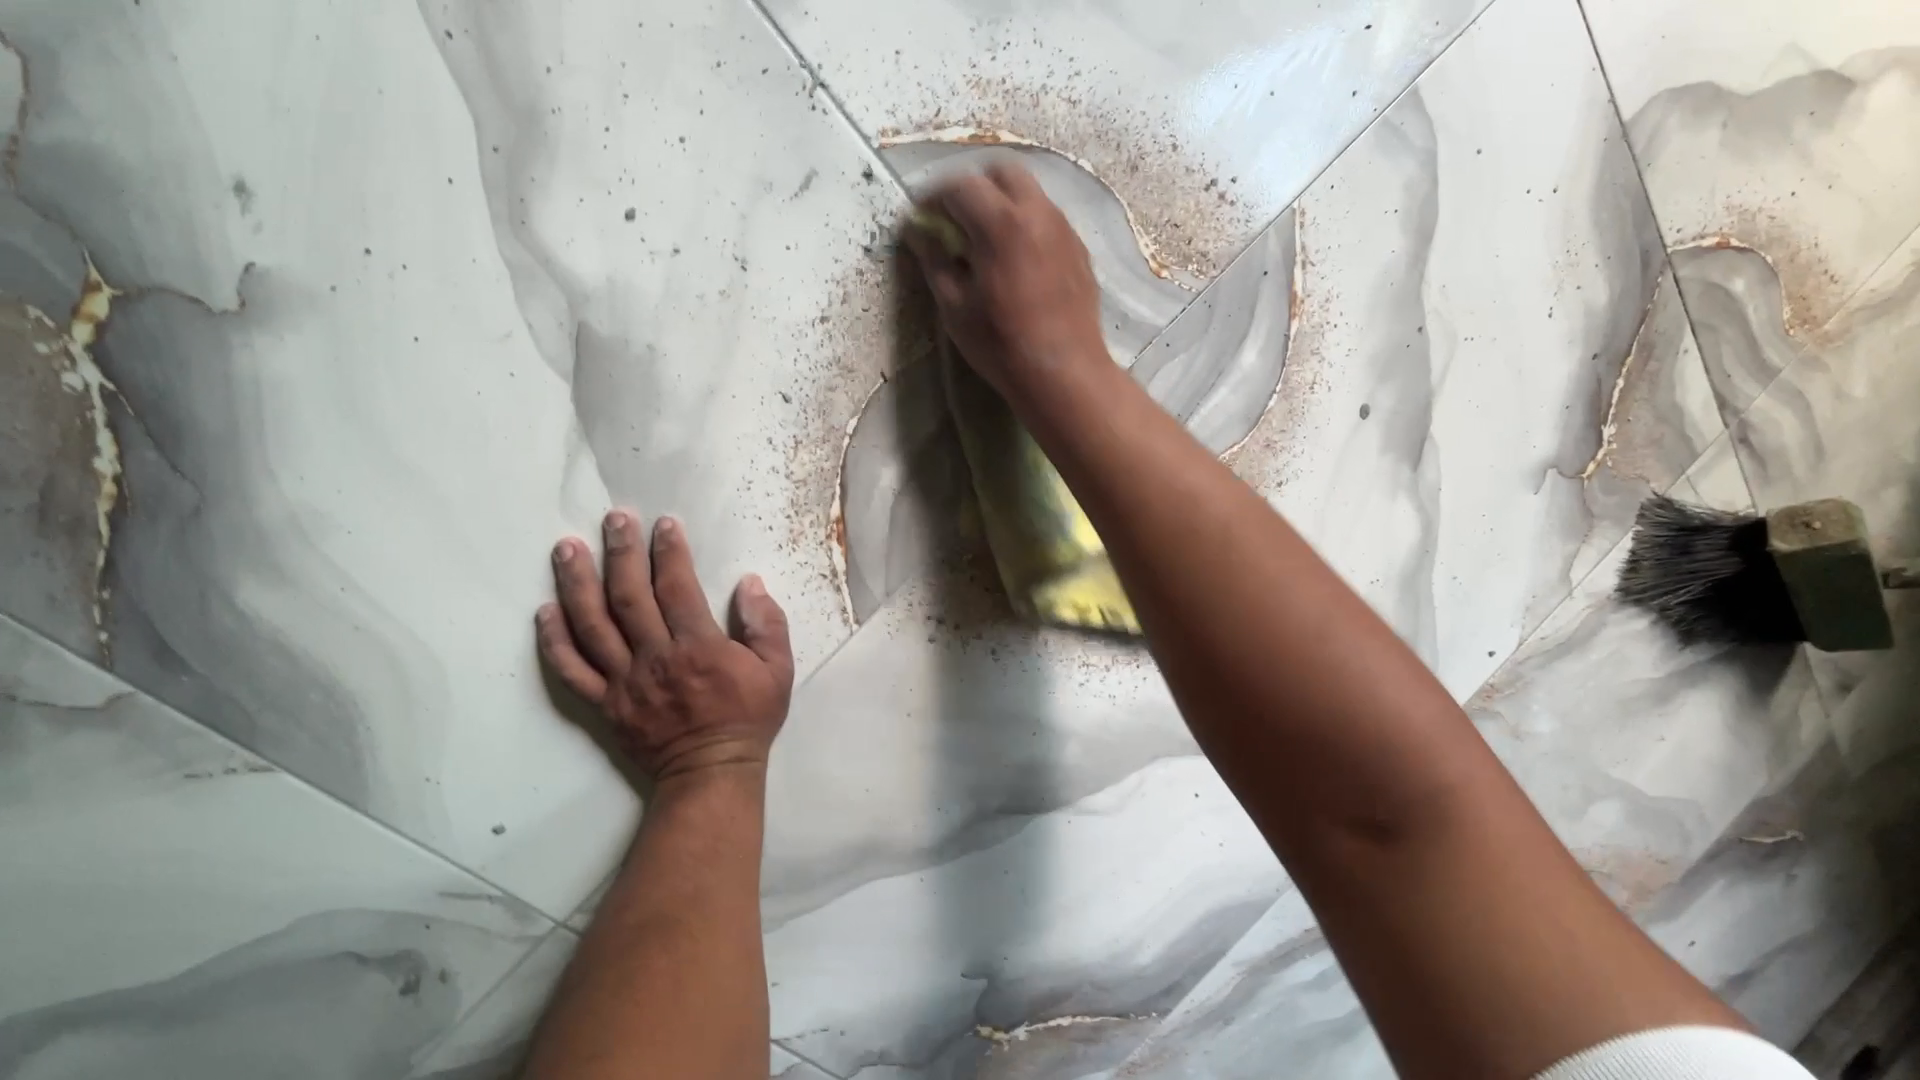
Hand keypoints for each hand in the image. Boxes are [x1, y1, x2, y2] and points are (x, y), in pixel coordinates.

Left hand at [536, 510, 793, 780]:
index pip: (677, 587)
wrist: (711, 773)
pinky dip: (555, 640)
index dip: (669, 552)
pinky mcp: (605, 703)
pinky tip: (545, 611)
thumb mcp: (778, 671)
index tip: (663, 524)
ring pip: (593, 625)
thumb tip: (749, 584)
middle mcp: (655, 658)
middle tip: (613, 519)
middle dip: (620, 553)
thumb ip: (767, 625)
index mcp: (698, 647)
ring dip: (577, 583)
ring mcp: (624, 681)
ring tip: (566, 548)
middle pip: (629, 596)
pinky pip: (572, 670)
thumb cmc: (748, 719)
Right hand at [903, 162, 1107, 402]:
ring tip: (983, 240)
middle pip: (1001, 171)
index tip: (919, 218)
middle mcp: (1038, 213)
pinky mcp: (1079, 249)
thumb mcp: (955, 307)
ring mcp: (1064, 228)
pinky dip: (1025, 223)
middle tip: (954, 220)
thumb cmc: (1002, 345)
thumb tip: (917, 233)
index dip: (932, 197)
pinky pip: (1047, 218)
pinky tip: (1014, 260)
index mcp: (1002, 223)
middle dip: (972, 186)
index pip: (959, 185)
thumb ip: (934, 261)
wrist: (1064, 373)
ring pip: (1029, 192)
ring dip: (1001, 203)